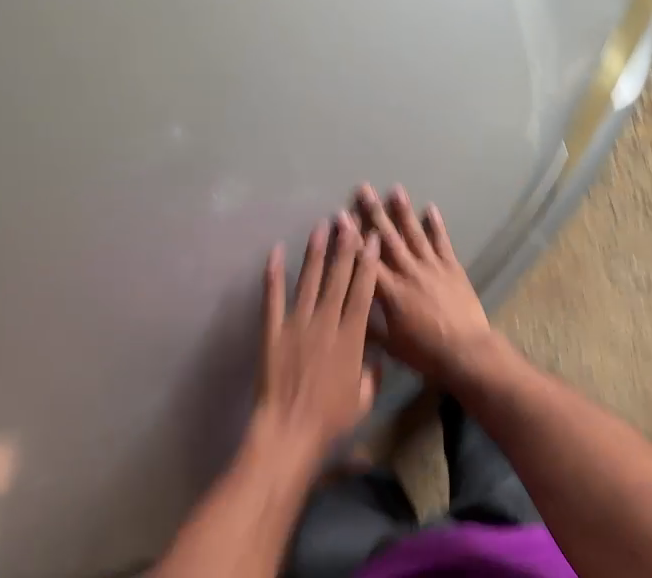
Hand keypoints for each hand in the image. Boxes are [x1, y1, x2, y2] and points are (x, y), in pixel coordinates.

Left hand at [250, 216, 380, 478]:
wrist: (289, 432)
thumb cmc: (330, 420)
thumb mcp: (362, 400)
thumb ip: (372, 373)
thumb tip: (379, 354)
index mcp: (351, 339)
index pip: (362, 292)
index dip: (368, 263)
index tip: (372, 238)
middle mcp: (325, 324)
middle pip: (337, 278)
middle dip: (344, 246)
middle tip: (348, 219)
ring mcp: (296, 325)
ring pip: (309, 281)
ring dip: (315, 252)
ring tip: (321, 226)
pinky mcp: (272, 332)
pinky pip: (272, 298)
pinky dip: (273, 274)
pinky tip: (275, 251)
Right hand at [355, 184, 495, 383]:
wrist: (466, 352)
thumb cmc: (424, 352)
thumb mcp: (390, 344)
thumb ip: (369, 326)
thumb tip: (348, 313)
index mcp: (389, 291)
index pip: (365, 258)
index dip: (351, 236)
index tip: (341, 215)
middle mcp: (408, 271)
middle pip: (388, 237)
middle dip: (374, 211)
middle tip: (364, 188)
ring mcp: (432, 267)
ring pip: (414, 233)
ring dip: (404, 211)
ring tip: (395, 189)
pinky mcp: (452, 268)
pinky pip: (442, 242)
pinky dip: (437, 225)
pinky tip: (431, 208)